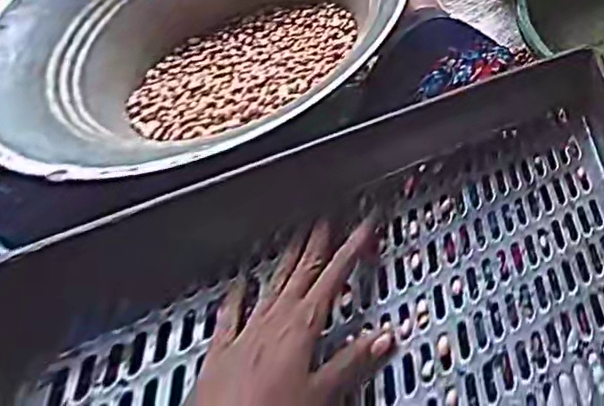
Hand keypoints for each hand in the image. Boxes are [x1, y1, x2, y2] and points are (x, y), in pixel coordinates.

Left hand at [193, 219, 393, 405]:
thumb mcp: (320, 395)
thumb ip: (352, 361)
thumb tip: (384, 336)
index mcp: (303, 325)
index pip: (336, 274)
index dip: (353, 246)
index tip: (366, 224)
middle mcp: (275, 321)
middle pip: (303, 269)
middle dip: (319, 240)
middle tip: (329, 216)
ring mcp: (245, 334)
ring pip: (273, 283)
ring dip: (288, 257)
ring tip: (297, 234)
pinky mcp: (219, 354)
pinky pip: (231, 314)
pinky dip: (238, 294)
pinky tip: (240, 281)